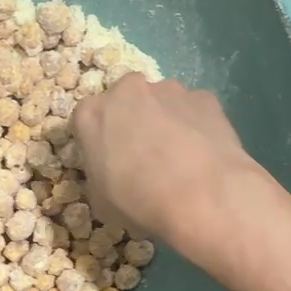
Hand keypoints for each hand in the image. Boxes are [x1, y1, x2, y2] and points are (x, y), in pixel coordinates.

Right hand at [71, 75, 287, 247]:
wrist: (200, 196)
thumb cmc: (137, 201)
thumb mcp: (100, 200)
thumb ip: (99, 174)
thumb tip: (111, 172)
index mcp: (91, 113)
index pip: (85, 120)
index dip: (96, 141)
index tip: (105, 160)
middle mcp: (128, 90)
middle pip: (125, 102)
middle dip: (130, 121)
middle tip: (140, 156)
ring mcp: (169, 89)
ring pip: (160, 103)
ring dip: (163, 121)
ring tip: (176, 157)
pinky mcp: (204, 97)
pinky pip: (192, 110)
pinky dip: (192, 125)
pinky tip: (200, 154)